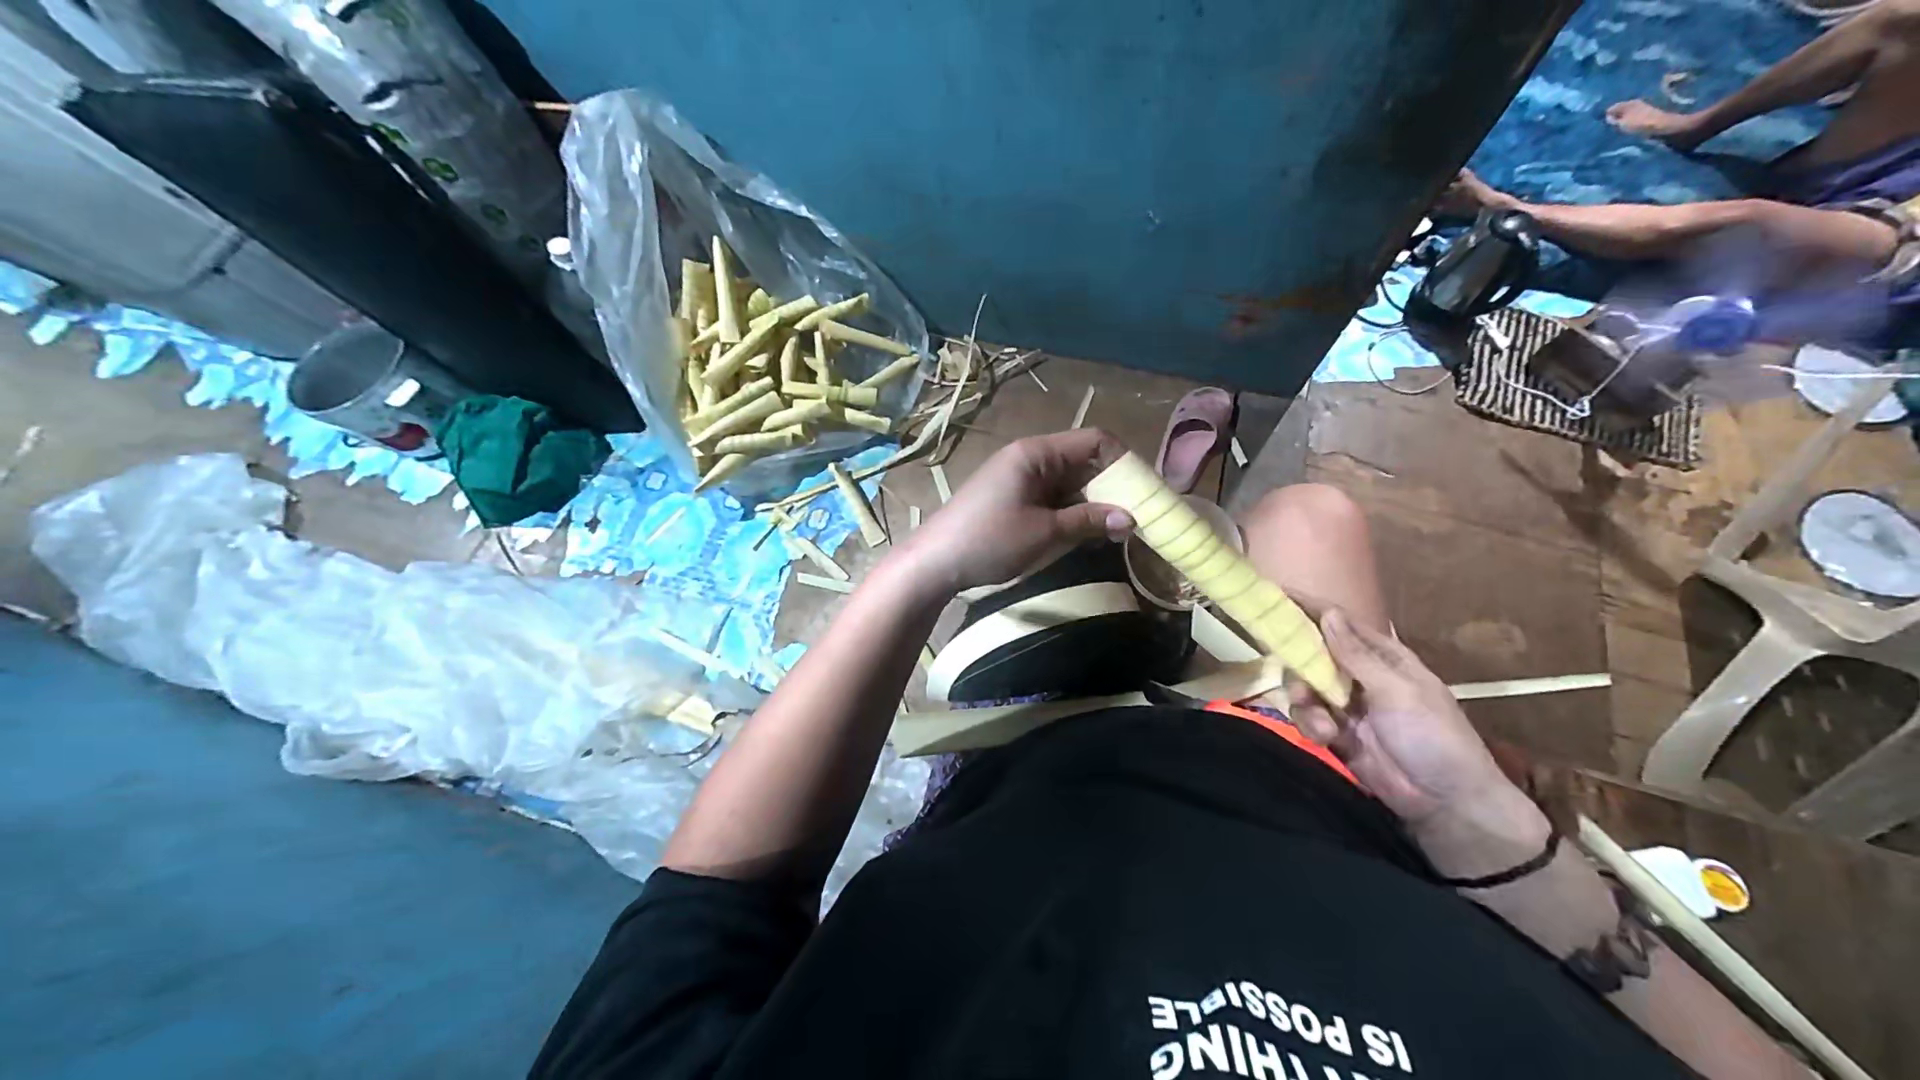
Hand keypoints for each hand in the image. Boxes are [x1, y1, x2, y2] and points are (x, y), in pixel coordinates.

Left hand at [896, 429, 1132, 594]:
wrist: (934, 562)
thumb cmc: (989, 541)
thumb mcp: (1045, 532)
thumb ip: (1088, 520)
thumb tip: (1130, 519)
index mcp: (1036, 453)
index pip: (1095, 441)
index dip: (1124, 462)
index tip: (1144, 494)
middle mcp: (1030, 458)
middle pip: (1084, 461)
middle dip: (1112, 487)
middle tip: (1137, 518)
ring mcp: (1020, 478)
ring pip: (1071, 482)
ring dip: (1093, 502)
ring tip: (1118, 530)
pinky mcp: (1014, 498)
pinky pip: (1053, 497)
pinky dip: (1072, 511)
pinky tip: (1086, 534)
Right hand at [1289, 609, 1526, 829]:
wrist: (1446, 804)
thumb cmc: (1434, 737)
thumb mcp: (1397, 691)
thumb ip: (1356, 654)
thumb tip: (1328, 612)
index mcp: (1382, 656)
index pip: (1338, 622)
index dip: (1308, 607)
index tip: (1273, 593)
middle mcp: (1359, 675)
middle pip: (1312, 652)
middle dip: (1299, 662)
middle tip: (1287, 667)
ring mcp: (1345, 705)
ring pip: (1303, 686)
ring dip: (1305, 701)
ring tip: (1321, 721)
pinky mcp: (1334, 733)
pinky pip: (1306, 717)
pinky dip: (1310, 724)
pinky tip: (1326, 737)